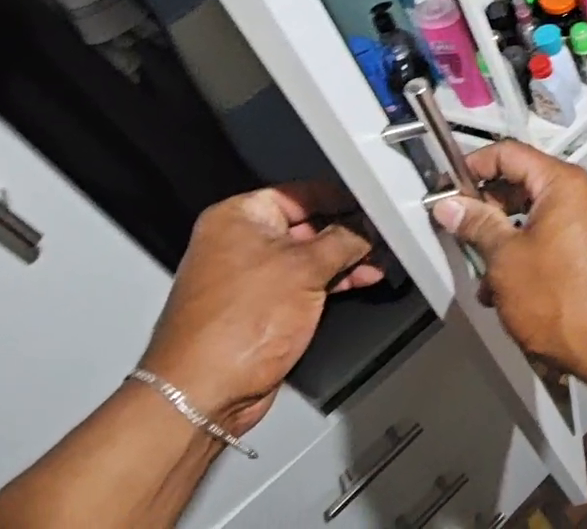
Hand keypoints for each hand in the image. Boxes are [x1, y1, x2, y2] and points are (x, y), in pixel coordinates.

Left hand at [136, 185, 382, 435]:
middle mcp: (239, 242)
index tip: (372, 205)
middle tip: (381, 235)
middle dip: (347, 233)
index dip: (341, 198)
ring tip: (380, 259)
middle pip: (308, 224)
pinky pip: (304, 284)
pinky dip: (332, 281)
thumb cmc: (234, 328)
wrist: (204, 395)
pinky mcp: (261, 308)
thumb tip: (363, 230)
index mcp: (238, 217)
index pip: (302, 192)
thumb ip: (342, 241)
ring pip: (309, 256)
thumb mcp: (304, 269)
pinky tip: (362, 279)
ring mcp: (250, 276)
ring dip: (345, 259)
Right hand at [429, 141, 586, 384]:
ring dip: (506, 241)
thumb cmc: (566, 300)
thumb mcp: (506, 259)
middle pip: (524, 184)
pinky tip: (511, 293)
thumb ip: (477, 225)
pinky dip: (530, 256)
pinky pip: (555, 240)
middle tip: (462, 231)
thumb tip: (453, 206)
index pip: (509, 153)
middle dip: (488, 210)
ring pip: (536, 218)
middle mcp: (584, 196)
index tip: (450, 187)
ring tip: (486, 277)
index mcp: (563, 183)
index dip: (474, 165)